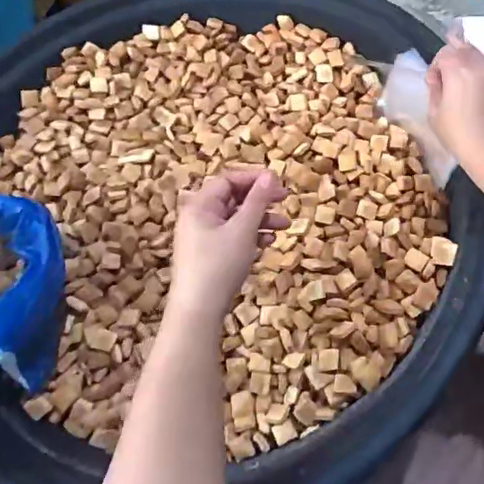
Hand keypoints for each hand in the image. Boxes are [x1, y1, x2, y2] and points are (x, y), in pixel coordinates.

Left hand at [168, 167, 287, 319]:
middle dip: (261, 199)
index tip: (278, 182)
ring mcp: (202, 236)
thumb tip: (271, 175)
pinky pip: (232, 235)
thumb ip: (258, 200)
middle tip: (285, 200)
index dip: (254, 178)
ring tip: (284, 227)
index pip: (228, 179)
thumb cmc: (220, 264)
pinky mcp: (208, 253)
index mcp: (200, 204)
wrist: (198, 309)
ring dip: (260, 219)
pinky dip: (250, 235)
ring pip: (235, 218)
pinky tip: (268, 242)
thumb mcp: (243, 229)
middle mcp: (198, 216)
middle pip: (233, 198)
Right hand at [427, 37, 483, 177]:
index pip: (444, 53)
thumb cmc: (460, 137)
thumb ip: (434, 91)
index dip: (437, 65)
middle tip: (450, 72)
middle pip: (464, 49)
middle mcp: (478, 64)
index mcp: (456, 70)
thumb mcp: (435, 116)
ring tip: (470, 68)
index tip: (435, 82)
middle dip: (454, 56)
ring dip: (474, 58)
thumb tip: (437, 78)